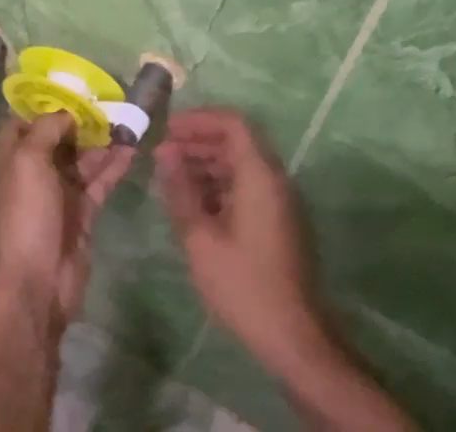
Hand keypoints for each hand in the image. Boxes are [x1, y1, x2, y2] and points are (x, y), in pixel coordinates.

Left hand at [0, 113, 134, 327]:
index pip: (22, 124)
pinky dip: (114, 165)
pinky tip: (133, 148)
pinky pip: (100, 182)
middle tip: (109, 100)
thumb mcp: (28, 161)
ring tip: (128, 118)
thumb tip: (66, 113)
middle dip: (80, 121)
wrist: (37, 281)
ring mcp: (59, 195)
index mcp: (12, 159)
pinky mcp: (83, 214)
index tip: (71, 88)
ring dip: (102, 141)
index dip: (43, 106)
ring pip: (82, 160)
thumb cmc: (25, 214)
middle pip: (58, 140)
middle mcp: (34, 174)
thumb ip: (47, 129)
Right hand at [155, 109, 329, 368]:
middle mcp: (276, 180)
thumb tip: (164, 153)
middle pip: (237, 142)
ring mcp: (281, 202)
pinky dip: (220, 186)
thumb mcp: (200, 237)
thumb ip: (180, 190)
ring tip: (170, 180)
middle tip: (161, 155)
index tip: (167, 129)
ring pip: (242, 166)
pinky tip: (194, 206)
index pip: (233, 123)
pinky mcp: (280, 223)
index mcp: (260, 175)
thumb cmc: (242, 283)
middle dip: (198, 142)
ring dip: (207, 165)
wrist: (293, 335)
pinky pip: (249, 188)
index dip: (199, 119)